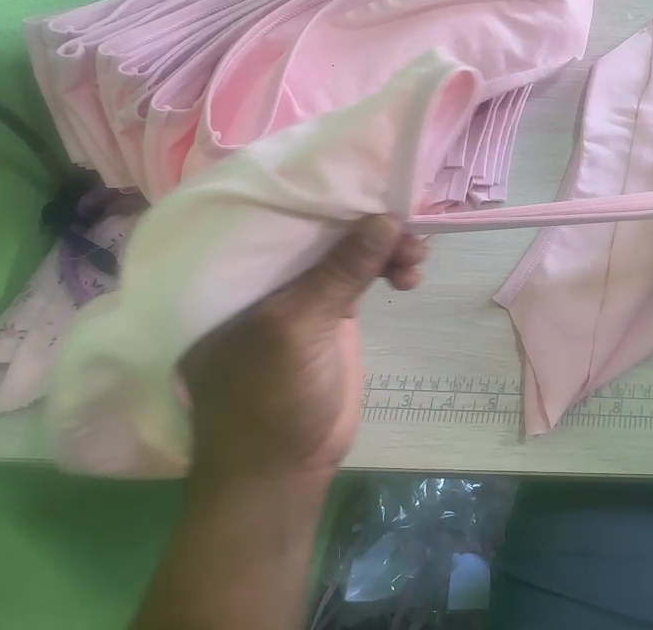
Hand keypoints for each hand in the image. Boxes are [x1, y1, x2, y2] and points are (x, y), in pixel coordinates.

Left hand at [180, 217, 425, 483]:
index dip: (326, 196)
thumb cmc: (268, 399)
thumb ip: (339, 272)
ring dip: (388, 247)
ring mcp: (302, 296)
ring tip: (417, 259)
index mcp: (235, 275)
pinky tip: (410, 277)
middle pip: (322, 230)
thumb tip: (386, 218)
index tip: (375, 182)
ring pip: (350, 251)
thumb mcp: (298, 328)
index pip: (280, 216)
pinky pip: (364, 275)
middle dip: (368, 223)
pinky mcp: (333, 315)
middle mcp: (267, 277)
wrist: (282, 470)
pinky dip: (390, 268)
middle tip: (411, 231)